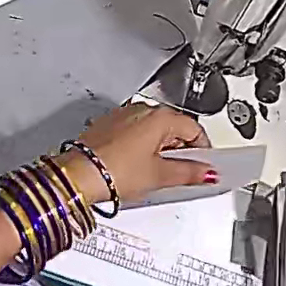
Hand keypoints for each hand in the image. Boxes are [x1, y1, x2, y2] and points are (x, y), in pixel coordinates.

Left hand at [58, 102, 213, 205]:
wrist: (77, 175)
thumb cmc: (113, 170)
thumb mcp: (159, 176)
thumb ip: (189, 172)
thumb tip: (207, 172)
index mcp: (160, 116)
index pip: (195, 128)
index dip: (203, 149)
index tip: (204, 165)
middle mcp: (143, 109)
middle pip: (175, 127)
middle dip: (181, 149)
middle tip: (181, 172)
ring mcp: (125, 115)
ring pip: (155, 128)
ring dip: (161, 147)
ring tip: (155, 171)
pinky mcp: (111, 124)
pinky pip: (136, 130)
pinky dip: (142, 145)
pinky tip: (137, 165)